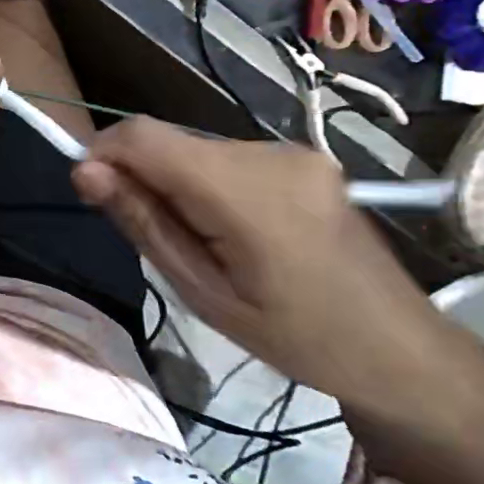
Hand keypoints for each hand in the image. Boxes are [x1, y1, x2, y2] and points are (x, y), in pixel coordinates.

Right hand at [71, 117, 434, 401]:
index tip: (93, 195)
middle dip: (143, 178)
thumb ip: (144, 223)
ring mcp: (295, 152)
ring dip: (177, 184)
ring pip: (199, 150)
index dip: (102, 153)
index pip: (144, 136)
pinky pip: (231, 158)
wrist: (398, 346)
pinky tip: (232, 232)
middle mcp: (271, 153)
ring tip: (202, 245)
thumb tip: (85, 171)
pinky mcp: (306, 158)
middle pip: (172, 143)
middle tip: (156, 242)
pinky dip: (209, 184)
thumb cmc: (296, 337)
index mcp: (246, 190)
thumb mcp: (203, 293)